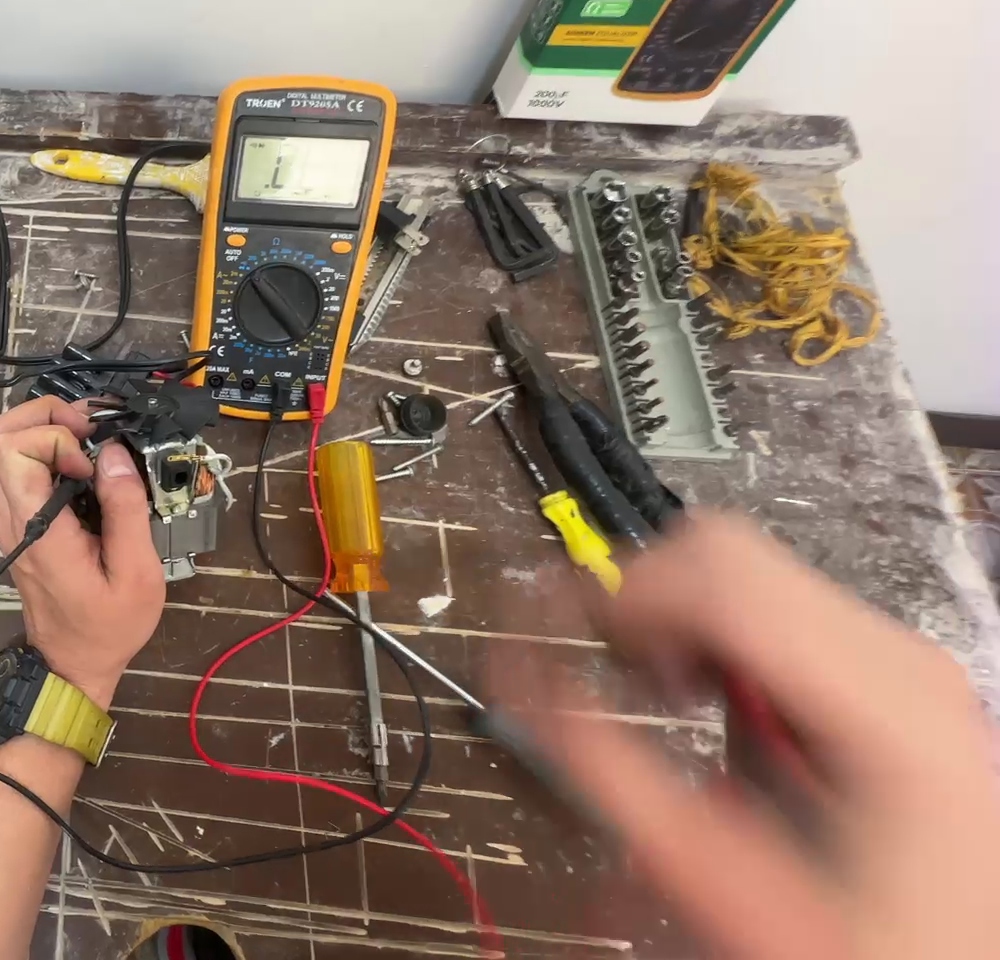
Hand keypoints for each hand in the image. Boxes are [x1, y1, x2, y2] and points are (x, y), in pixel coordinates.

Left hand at [0, 397, 166, 706]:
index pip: (11, 449)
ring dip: (44, 428)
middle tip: (88, 432)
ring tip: (89, 443)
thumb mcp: (136, 573)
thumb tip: (114, 453)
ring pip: (1, 446)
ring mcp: (10, 517)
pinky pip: (17, 465)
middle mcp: (12, 516)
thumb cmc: (107, 627)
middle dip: (43, 416)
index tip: (91, 463)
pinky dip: (46, 448)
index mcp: (37, 529)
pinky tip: (83, 463)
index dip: (53, 437)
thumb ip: (125, 509)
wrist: (72, 664)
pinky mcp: (18, 520)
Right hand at [511, 513, 999, 958]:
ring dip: (660, 605)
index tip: (563, 636)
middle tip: (617, 667)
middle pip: (718, 548)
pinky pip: (751, 585)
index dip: (618, 596)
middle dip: (636, 595)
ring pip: (728, 555)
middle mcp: (896, 657)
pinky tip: (696, 682)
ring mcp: (889, 648)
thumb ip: (599, 765)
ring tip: (657, 681)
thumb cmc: (845, 935)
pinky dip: (691, 616)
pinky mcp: (868, 653)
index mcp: (881, 709)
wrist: (956, 958)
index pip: (719, 581)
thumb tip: (511, 668)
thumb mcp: (707, 868)